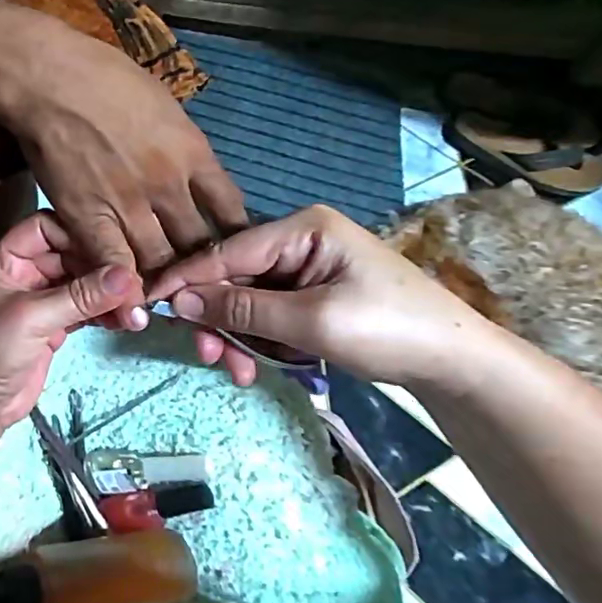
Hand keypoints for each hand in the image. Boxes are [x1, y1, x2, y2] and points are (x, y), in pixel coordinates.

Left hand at [0, 212, 142, 430]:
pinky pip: (87, 309)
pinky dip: (106, 312)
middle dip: (103, 268)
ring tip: (137, 307)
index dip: (79, 231)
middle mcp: (25, 273)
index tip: (115, 243)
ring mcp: (41, 300)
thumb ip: (79, 296)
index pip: (47, 228)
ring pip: (83, 283)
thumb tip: (128, 275)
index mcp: (6, 259)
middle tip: (136, 284)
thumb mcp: (31, 318)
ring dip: (110, 294)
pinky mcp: (55, 325)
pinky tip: (126, 319)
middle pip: (71, 255)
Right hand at [12, 34, 247, 291]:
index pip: (230, 210)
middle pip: (198, 244)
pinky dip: (125, 288)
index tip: (228, 255)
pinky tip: (130, 305)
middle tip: (196, 289)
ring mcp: (130, 205)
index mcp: (194, 152)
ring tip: (163, 298)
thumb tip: (191, 167)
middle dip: (201, 271)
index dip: (233, 240)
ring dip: (165, 283)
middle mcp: (170, 186)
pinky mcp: (90, 218)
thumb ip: (182, 144)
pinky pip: (115, 263)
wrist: (51, 79)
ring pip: (161, 261)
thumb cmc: (106, 77)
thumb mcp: (164, 105)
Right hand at [146, 204, 496, 387]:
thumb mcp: (311, 322)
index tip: (144, 301)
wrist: (457, 364)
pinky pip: (266, 316)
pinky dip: (258, 342)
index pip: (226, 251)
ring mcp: (304, 269)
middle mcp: (297, 241)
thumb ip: (242, 309)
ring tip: (241, 372)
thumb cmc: (389, 330)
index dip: (184, 279)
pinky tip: (259, 366)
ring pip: (245, 301)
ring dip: (237, 337)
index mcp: (302, 229)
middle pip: (232, 278)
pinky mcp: (309, 296)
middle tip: (207, 356)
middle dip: (217, 319)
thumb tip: (177, 300)